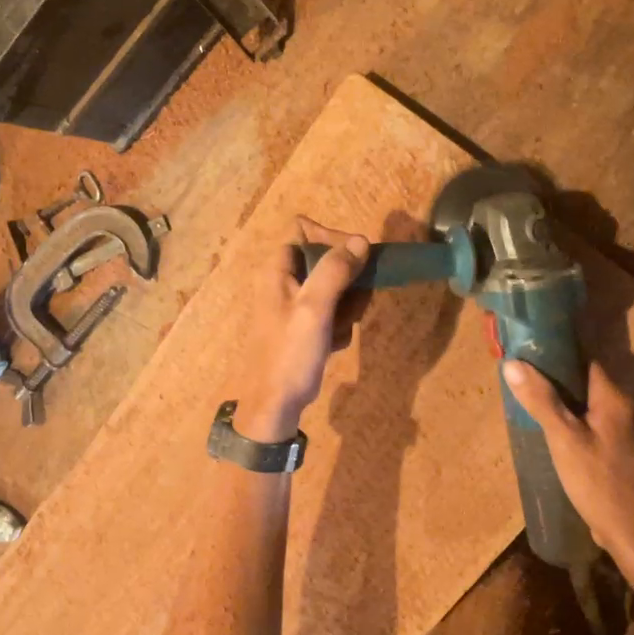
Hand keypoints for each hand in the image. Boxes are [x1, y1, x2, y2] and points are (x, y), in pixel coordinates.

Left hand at [236, 217, 370, 440]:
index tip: (354, 259)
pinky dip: (337, 325)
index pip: (304, 228)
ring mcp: (292, 305)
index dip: (331, 237)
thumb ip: (335, 270)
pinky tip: (334, 344)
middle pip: (324, 258)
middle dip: (346, 280)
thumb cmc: (289, 354)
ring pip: (332, 287)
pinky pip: (330, 312)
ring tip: (340, 328)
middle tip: (353, 303)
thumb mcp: (314, 308)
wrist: (274, 406)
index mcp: (277, 269)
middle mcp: (282, 280)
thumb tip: (359, 240)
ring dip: (345, 306)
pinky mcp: (301, 326)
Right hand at [501, 359, 633, 550]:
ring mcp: (620, 429)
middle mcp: (621, 406)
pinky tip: (545, 422)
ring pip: (584, 399)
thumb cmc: (600, 482)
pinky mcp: (614, 449)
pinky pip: (586, 419)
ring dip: (558, 393)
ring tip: (524, 388)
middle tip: (518, 364)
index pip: (585, 355)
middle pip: (583, 376)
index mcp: (612, 396)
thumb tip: (512, 363)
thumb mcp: (564, 439)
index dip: (557, 345)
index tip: (527, 340)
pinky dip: (567, 415)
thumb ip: (540, 400)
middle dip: (552, 370)